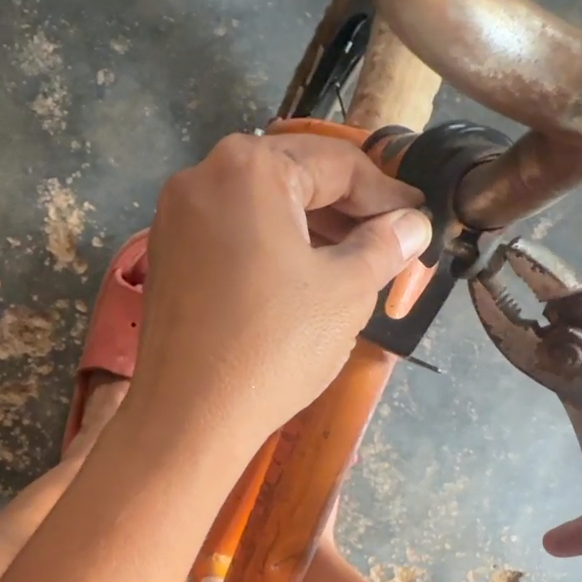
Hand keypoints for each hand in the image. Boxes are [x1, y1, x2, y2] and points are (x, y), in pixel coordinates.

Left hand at [128, 133, 432, 443]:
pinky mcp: (164, 260)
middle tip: (388, 245)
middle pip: (292, 179)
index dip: (386, 194)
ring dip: (308, 231)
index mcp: (247, 167)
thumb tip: (412, 224)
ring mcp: (173, 220)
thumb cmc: (273, 346)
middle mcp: (200, 178)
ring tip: (351, 266)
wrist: (190, 418)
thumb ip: (385, 245)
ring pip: (258, 209)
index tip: (417, 221)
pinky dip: (268, 249)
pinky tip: (298, 281)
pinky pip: (228, 237)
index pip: (337, 163)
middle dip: (345, 211)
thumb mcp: (346, 291)